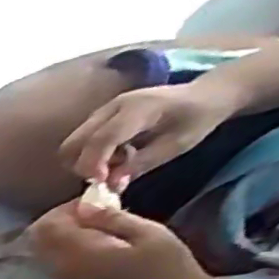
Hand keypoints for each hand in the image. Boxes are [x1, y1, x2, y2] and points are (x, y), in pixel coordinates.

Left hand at [30, 200, 212, 278]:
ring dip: (59, 231)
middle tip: (92, 208)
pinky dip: (62, 243)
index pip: (49, 225)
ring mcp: (61, 276)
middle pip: (38, 235)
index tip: (94, 199)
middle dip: (59, 218)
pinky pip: (50, 257)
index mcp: (78, 253)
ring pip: (41, 247)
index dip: (66, 208)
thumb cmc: (167, 265)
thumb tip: (85, 205)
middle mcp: (60, 266)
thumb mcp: (148, 233)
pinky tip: (91, 238)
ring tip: (94, 221)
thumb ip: (111, 219)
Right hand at [60, 77, 244, 188]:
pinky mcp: (98, 117)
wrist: (207, 93)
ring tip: (115, 163)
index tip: (101, 183)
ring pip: (71, 145)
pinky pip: (79, 142)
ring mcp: (102, 111)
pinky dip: (89, 155)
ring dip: (85, 161)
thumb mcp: (177, 145)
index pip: (100, 139)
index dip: (94, 165)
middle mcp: (112, 107)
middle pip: (73, 144)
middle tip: (105, 175)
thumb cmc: (198, 118)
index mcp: (138, 109)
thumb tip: (110, 185)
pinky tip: (114, 155)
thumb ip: (141, 164)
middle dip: (82, 166)